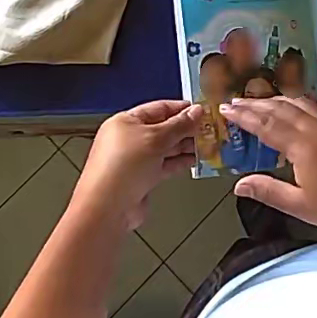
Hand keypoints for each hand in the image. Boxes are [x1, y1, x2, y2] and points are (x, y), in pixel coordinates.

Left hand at [73, 100, 200, 229]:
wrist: (107, 209)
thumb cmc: (120, 170)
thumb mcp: (156, 139)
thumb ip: (179, 124)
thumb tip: (196, 112)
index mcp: (125, 122)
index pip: (159, 108)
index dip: (181, 109)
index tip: (201, 110)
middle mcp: (129, 139)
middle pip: (164, 128)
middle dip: (187, 128)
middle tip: (208, 128)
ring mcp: (136, 160)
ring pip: (166, 147)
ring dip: (186, 146)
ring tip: (207, 144)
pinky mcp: (142, 178)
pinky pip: (166, 164)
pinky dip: (180, 162)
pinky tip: (195, 160)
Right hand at [219, 96, 316, 236]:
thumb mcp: (301, 206)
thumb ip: (269, 191)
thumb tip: (238, 185)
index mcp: (303, 146)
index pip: (266, 125)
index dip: (244, 116)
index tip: (226, 109)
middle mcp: (316, 129)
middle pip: (280, 109)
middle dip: (255, 104)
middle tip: (235, 102)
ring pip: (299, 104)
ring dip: (276, 100)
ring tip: (258, 101)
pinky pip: (316, 107)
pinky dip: (298, 103)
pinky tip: (294, 106)